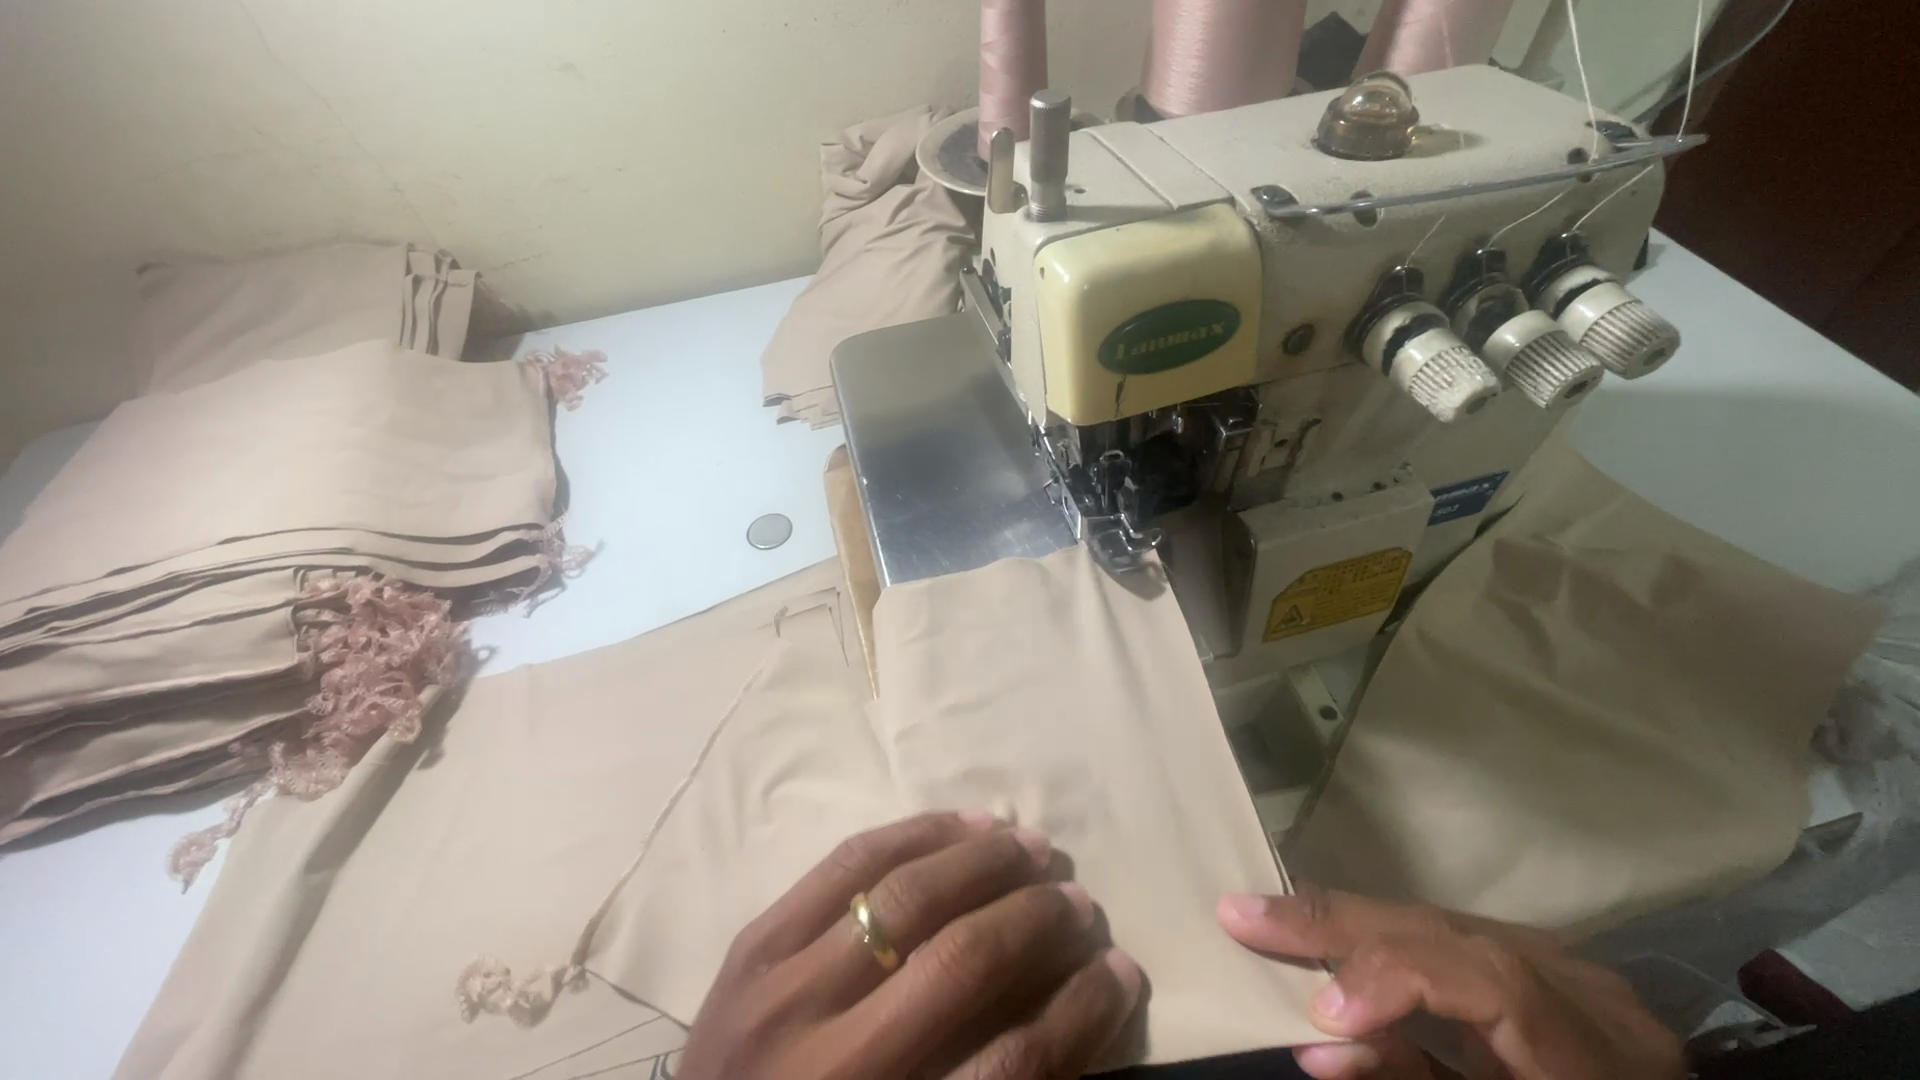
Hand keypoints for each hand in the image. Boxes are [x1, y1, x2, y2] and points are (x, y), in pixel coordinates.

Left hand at [680, 811, 1141, 1079]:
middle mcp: (836, 1061)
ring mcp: (784, 991)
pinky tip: (964, 823)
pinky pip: (849, 862)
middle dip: (1038, 921)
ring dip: (985, 862)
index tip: (1123, 971)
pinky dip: (916, 834)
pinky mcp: (753, 941)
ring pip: (907, 895)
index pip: (1016, 1065)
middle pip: (964, 963)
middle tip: (1078, 902)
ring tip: (1034, 847)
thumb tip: (1082, 1001)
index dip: (1083, 1012)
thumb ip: (993, 1075)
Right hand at [1217, 888, 1683, 1079]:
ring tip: (1265, 916)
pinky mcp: (1537, 958)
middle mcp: (1584, 992)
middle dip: (1337, 922)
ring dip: (1344, 918)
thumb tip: (1316, 1043)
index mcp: (1593, 1056)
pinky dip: (1377, 931)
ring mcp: (1564, 965)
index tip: (1319, 1016)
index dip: (1396, 979)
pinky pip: (1444, 932)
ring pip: (1437, 919)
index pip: (1489, 980)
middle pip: (1448, 930)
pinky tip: (1321, 925)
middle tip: (1241, 914)